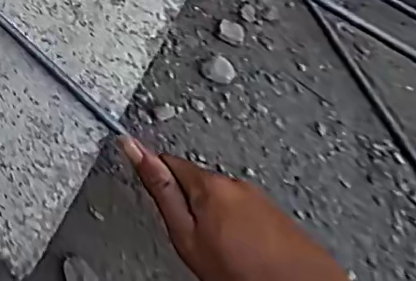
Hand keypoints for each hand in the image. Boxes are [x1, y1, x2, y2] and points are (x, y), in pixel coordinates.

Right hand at [119, 137, 345, 280]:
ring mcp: (263, 199)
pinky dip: (246, 228)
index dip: (161, 181)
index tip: (164, 202)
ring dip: (221, 217)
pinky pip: (252, 213)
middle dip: (194, 204)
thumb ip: (159, 189)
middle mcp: (236, 183)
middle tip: (200, 240)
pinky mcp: (283, 217)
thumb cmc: (245, 276)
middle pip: (199, 182)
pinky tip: (251, 254)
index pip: (169, 162)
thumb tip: (133, 147)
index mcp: (209, 182)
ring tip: (229, 252)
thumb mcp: (187, 237)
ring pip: (226, 200)